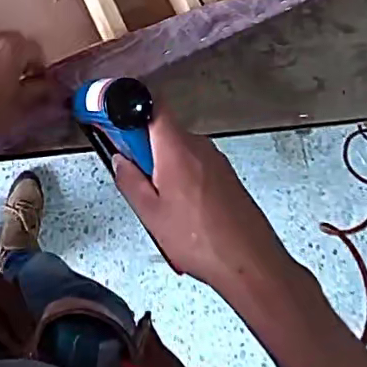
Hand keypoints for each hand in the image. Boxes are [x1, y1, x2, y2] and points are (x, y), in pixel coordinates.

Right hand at [112, 113, 296, 297]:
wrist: (248, 261)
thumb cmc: (203, 240)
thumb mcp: (150, 214)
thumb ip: (129, 181)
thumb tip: (119, 162)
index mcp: (176, 149)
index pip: (155, 105)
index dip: (134, 108)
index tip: (118, 123)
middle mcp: (199, 147)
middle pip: (165, 131)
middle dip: (146, 149)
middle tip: (135, 174)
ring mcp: (216, 160)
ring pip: (181, 151)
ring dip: (165, 167)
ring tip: (162, 203)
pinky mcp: (226, 175)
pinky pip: (197, 165)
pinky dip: (184, 179)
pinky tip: (183, 210)